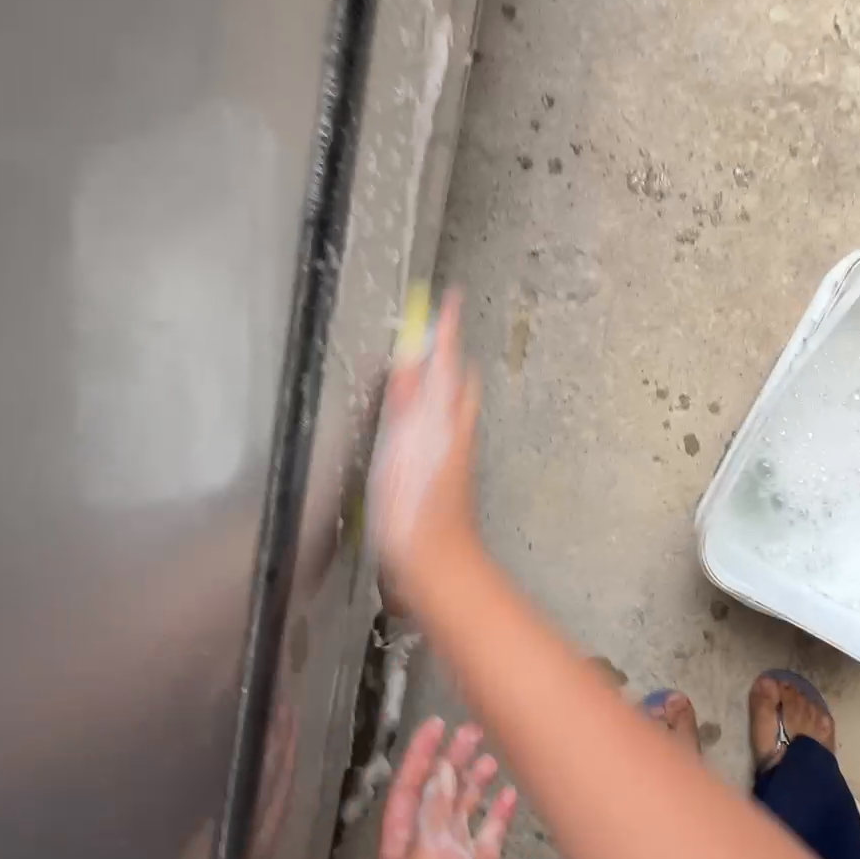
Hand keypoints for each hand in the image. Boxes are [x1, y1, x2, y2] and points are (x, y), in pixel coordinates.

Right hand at [368, 291, 482, 599]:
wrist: (435, 559)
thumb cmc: (412, 508)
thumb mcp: (401, 449)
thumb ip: (408, 403)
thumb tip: (413, 358)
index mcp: (443, 419)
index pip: (448, 362)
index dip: (448, 331)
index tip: (453, 298)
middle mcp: (453, 430)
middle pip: (458, 382)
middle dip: (450, 353)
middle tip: (440, 328)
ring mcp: (452, 451)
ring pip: (453, 402)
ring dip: (444, 377)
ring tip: (428, 360)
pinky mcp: (446, 472)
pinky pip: (443, 424)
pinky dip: (434, 406)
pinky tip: (421, 413)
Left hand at [377, 718, 518, 858]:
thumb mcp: (430, 852)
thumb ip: (435, 808)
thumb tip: (440, 771)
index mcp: (402, 842)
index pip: (409, 787)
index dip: (421, 755)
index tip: (437, 724)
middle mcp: (426, 845)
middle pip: (438, 794)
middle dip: (452, 761)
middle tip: (473, 731)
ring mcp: (454, 857)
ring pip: (464, 808)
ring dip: (475, 782)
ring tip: (490, 756)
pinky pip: (489, 832)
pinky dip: (498, 811)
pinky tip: (509, 794)